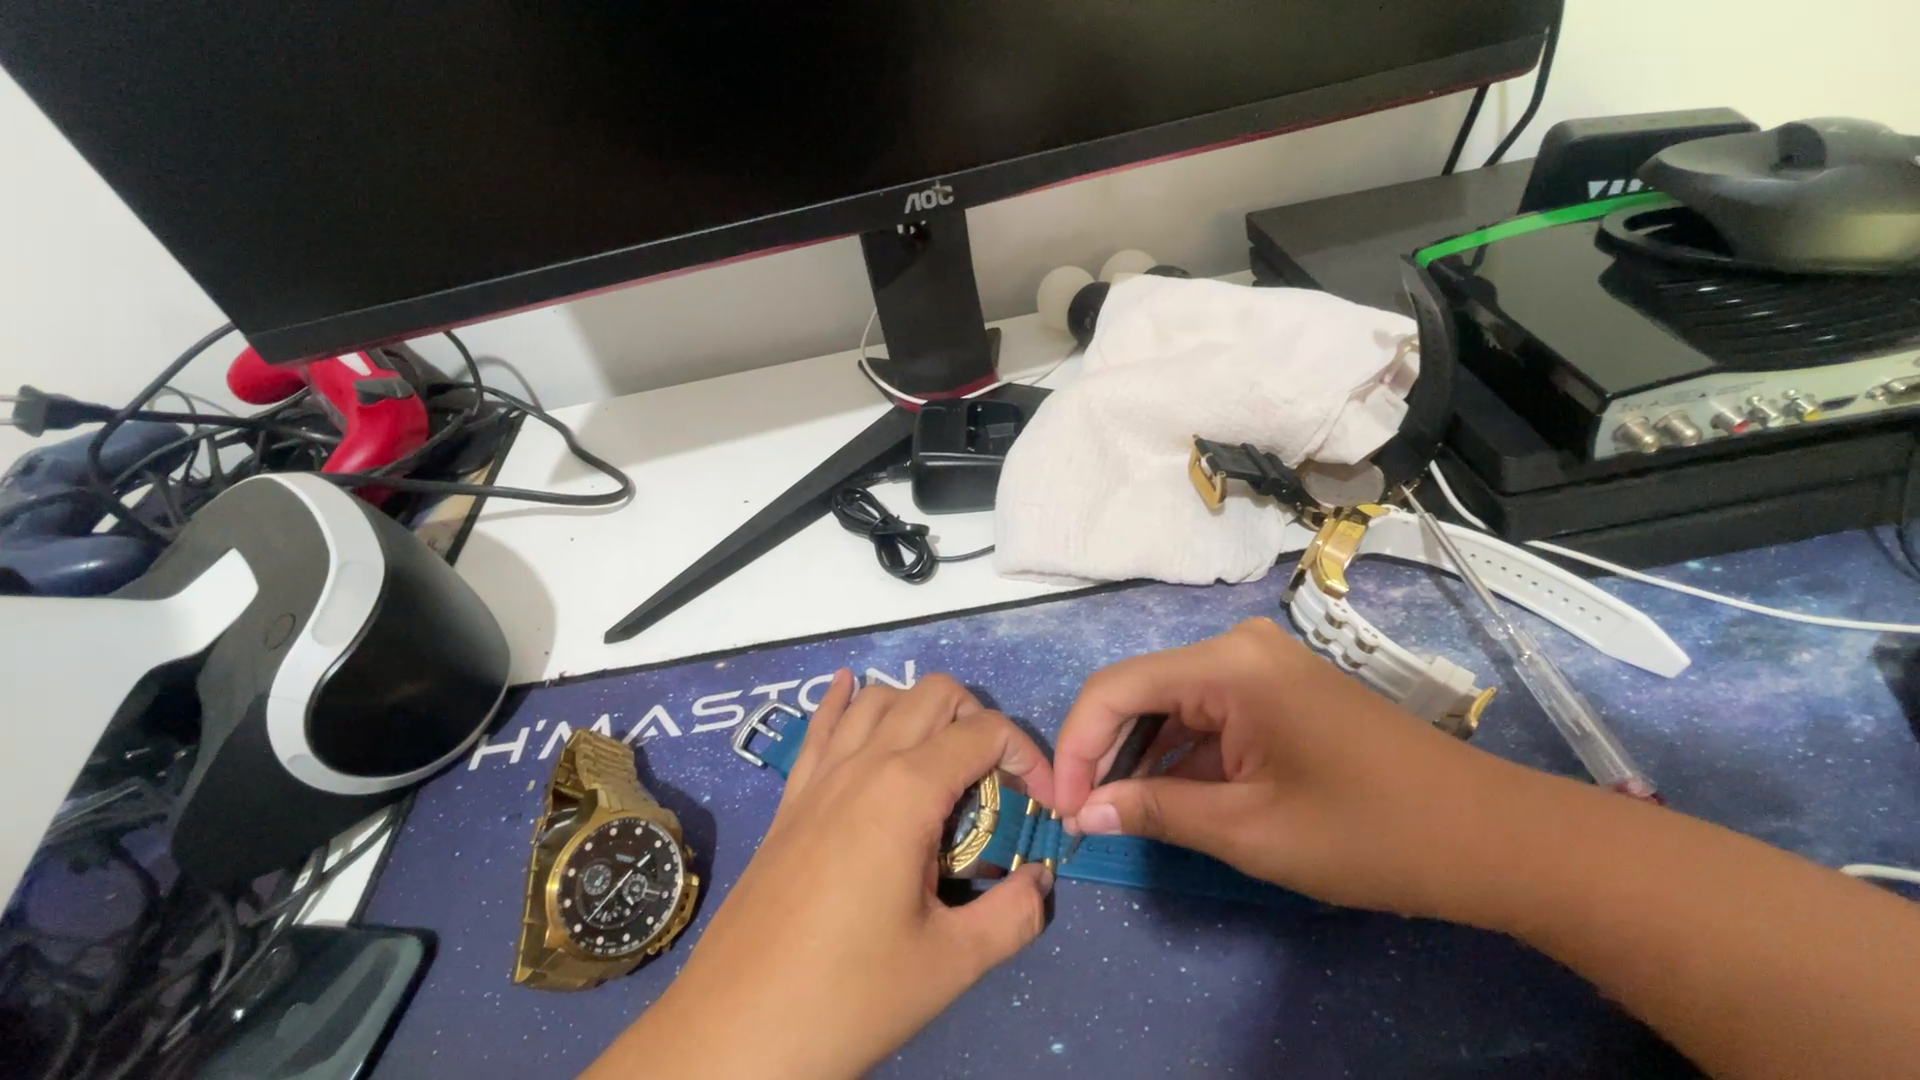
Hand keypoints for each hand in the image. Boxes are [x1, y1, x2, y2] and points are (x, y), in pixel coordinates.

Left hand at [588, 671, 1056, 1079]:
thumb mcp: (951, 963)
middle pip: (933, 695)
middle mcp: (862, 765)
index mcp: (906, 792)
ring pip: (877, 699)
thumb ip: (1014, 913)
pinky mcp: (790, 801)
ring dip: (920, 709)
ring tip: (944, 758)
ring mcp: (819, 778)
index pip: (984, 733)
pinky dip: (843, 699)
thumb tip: (1041, 879)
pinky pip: (819, 726)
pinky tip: (851, 687)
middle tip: (998, 786)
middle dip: (980, 721)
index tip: (1045, 806)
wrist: (737, 1031)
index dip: (1028, 756)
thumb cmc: (850, 995)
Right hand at [1052, 617, 1527, 922]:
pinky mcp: (1280, 692)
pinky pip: (1207, 716)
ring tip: (1115, 814)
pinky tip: (1166, 798)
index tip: (1063, 808)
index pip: (1115, 688)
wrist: (1493, 838)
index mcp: (1228, 663)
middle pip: (1140, 692)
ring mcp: (1262, 667)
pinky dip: (1181, 757)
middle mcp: (1238, 647)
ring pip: (1171, 705)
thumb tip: (1086, 812)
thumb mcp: (1249, 830)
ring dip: (1140, 757)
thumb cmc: (1368, 832)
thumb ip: (1156, 811)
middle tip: (1084, 817)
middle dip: (1105, 753)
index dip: (1077, 747)